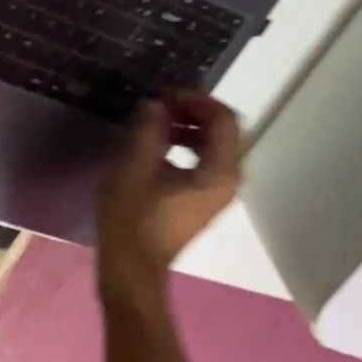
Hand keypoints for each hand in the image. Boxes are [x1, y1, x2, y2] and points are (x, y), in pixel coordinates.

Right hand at [97, 91, 242, 291]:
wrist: (131, 267)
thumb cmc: (132, 219)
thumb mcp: (133, 170)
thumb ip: (148, 132)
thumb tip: (154, 105)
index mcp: (221, 169)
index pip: (223, 118)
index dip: (196, 99)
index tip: (164, 94)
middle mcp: (230, 178)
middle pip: (223, 131)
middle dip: (193, 112)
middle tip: (159, 105)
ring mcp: (218, 192)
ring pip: (214, 147)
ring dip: (188, 129)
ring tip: (155, 124)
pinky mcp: (202, 202)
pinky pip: (203, 163)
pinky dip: (185, 148)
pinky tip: (156, 150)